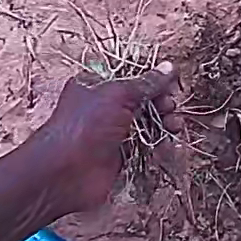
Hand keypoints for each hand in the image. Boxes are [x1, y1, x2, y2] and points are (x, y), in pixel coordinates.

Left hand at [19, 62, 180, 218]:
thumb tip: (169, 67)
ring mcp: (113, 130)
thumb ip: (147, 82)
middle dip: (162, 101)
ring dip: (165, 121)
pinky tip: (168, 144)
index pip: (133, 74)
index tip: (173, 83)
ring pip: (147, 121)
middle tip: (171, 106)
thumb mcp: (117, 95)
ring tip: (174, 125)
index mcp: (97, 84)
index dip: (154, 78)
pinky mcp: (121, 153)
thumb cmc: (85, 125)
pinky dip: (159, 142)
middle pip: (143, 98)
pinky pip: (146, 144)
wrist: (66, 172)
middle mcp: (105, 105)